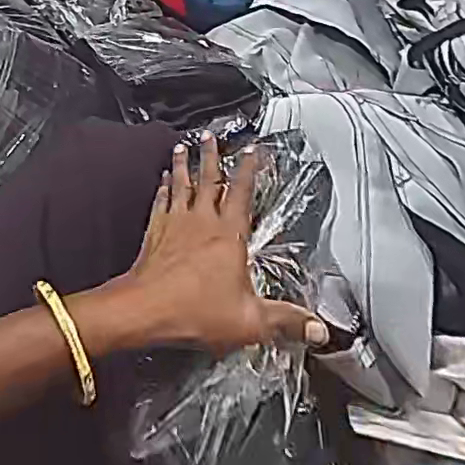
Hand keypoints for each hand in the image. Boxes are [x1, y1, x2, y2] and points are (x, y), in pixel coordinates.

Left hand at [108, 136, 323, 355]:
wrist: (147, 307)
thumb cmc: (194, 310)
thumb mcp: (250, 320)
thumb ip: (286, 320)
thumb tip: (317, 328)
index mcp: (228, 235)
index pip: (242, 193)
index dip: (248, 170)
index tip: (251, 151)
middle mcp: (201, 221)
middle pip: (208, 179)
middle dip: (211, 155)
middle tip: (210, 136)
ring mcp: (175, 222)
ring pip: (181, 183)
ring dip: (183, 164)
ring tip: (183, 148)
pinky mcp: (155, 230)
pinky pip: (160, 200)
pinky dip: (162, 187)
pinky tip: (162, 180)